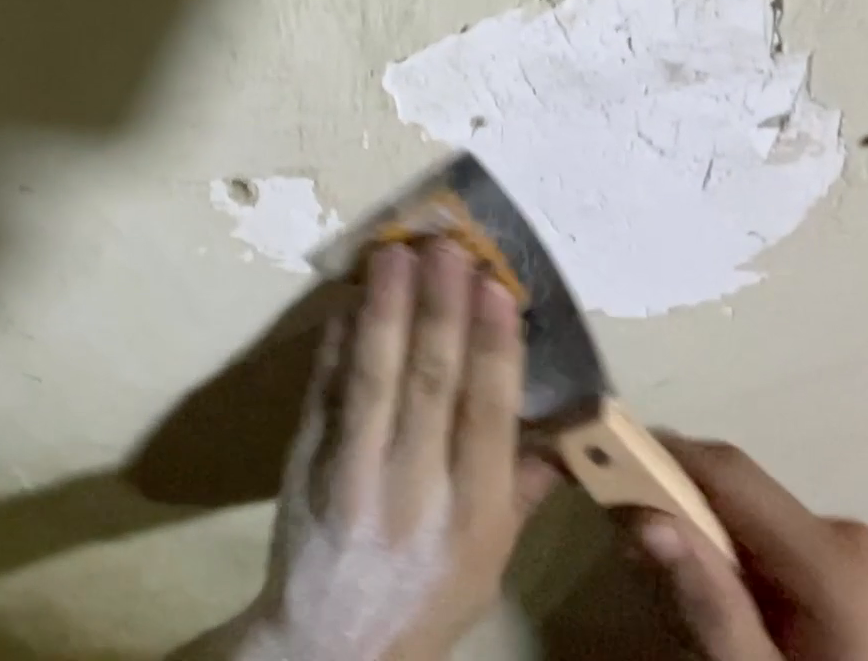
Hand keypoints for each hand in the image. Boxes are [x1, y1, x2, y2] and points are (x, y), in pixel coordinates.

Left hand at [209, 241, 557, 660]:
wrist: (330, 640)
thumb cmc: (426, 597)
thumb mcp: (490, 558)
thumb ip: (521, 487)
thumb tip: (563, 428)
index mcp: (474, 513)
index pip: (487, 413)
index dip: (492, 344)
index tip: (496, 285)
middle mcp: (415, 487)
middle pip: (429, 381)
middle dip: (438, 307)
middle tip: (445, 245)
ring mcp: (352, 472)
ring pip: (372, 377)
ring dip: (384, 309)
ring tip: (393, 254)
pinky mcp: (304, 461)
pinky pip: (323, 391)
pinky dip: (335, 344)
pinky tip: (347, 302)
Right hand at [624, 435, 867, 659]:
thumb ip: (710, 602)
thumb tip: (646, 518)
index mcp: (834, 558)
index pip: (727, 471)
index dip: (659, 452)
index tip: (599, 453)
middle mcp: (851, 536)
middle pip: (736, 492)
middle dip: (674, 503)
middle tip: (628, 541)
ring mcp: (866, 556)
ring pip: (753, 516)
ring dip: (703, 532)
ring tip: (671, 577)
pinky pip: (781, 541)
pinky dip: (738, 553)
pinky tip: (725, 595)